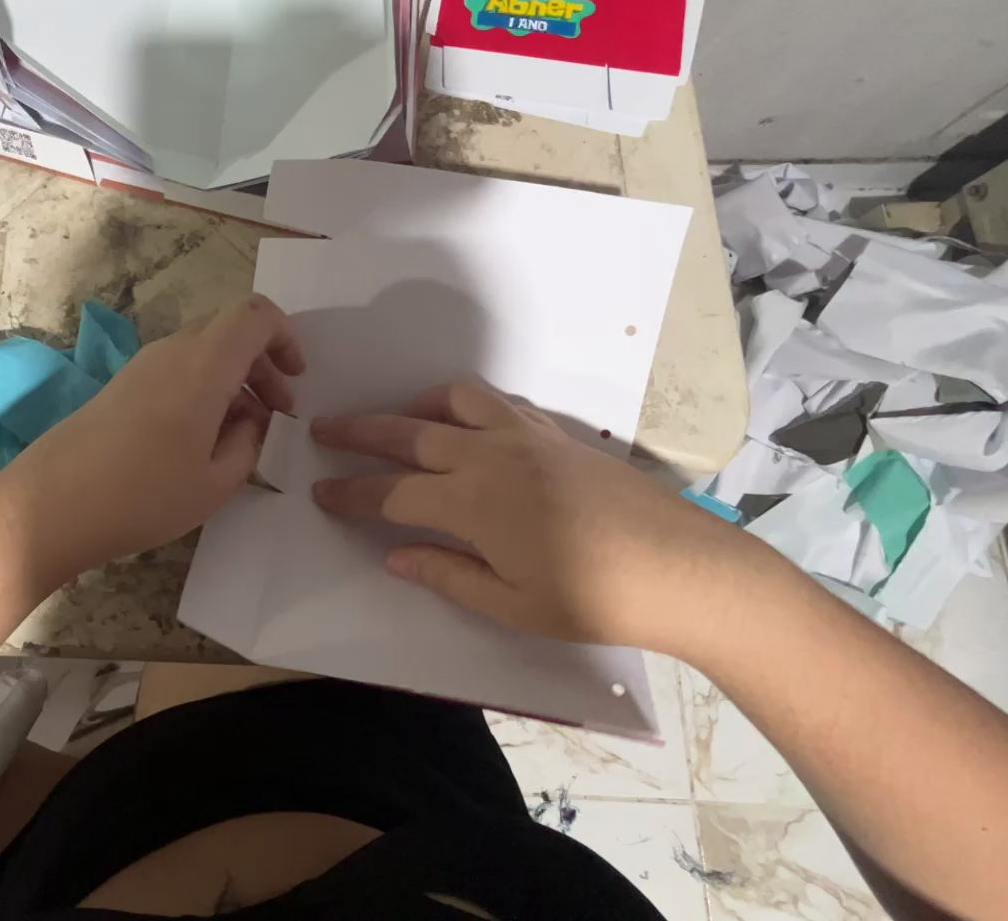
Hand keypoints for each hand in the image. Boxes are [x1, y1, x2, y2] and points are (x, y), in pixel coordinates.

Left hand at [0, 294, 304, 586]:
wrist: (51, 504)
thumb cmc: (144, 495)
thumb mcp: (216, 482)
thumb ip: (249, 442)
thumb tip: (253, 419)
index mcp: (204, 364)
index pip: (255, 314)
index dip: (285, 336)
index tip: (296, 377)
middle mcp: (173, 351)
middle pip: (229, 330)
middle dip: (263, 364)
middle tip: (278, 412)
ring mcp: (142, 366)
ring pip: (203, 350)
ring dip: (233, 379)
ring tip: (244, 431)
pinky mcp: (122, 385)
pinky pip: (177, 369)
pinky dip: (203, 388)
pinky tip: (201, 437)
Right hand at [310, 380, 781, 652]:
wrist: (688, 572)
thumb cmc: (594, 600)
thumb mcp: (512, 605)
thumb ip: (447, 574)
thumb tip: (395, 556)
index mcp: (472, 503)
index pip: (390, 493)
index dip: (349, 494)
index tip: (319, 491)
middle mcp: (489, 456)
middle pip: (407, 433)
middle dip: (358, 432)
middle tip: (324, 429)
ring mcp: (525, 437)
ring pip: (453, 401)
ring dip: (414, 407)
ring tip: (398, 421)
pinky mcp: (557, 433)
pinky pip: (497, 403)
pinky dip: (465, 406)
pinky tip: (466, 426)